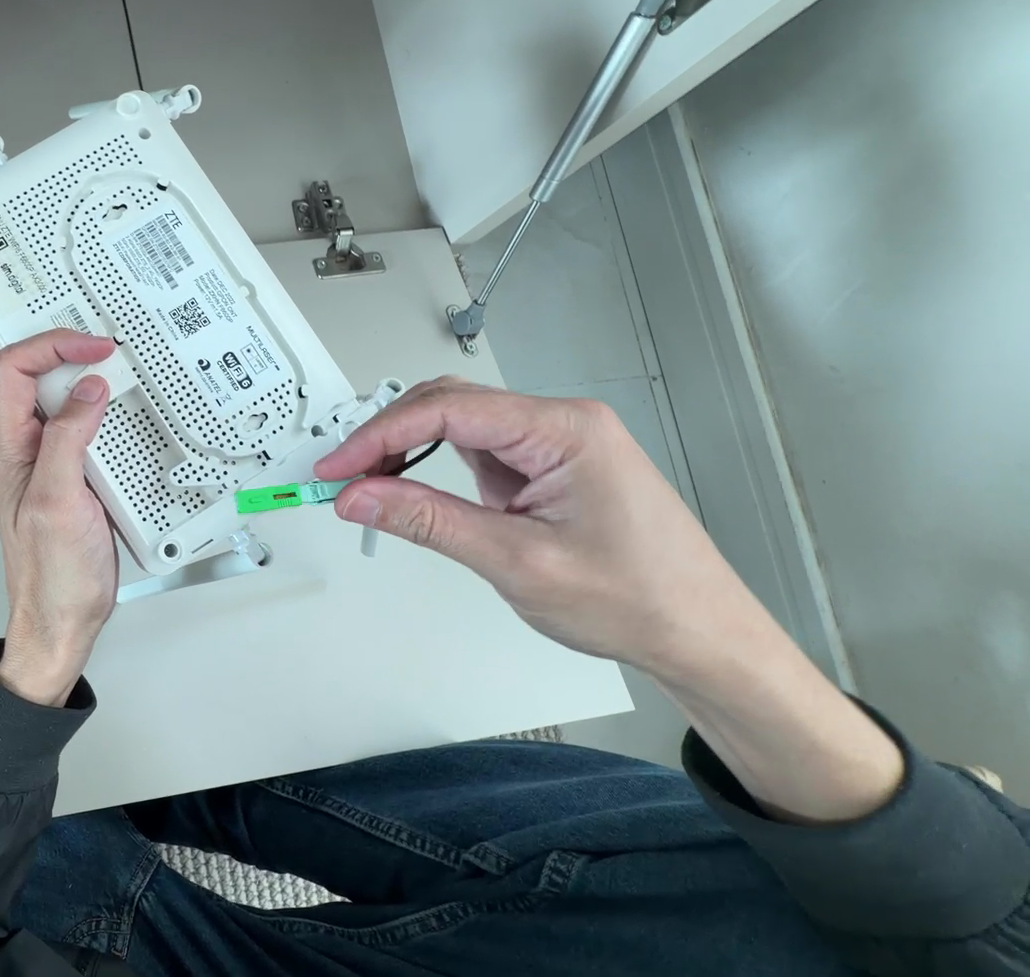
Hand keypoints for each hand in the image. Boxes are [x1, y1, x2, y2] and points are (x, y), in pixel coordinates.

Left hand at [0, 330, 119, 705]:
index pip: (16, 372)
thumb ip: (68, 440)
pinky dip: (118, 421)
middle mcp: (31, 448)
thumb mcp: (56, 502)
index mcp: (12, 448)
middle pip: (43, 378)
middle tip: (115, 348)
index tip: (93, 346)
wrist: (65, 620)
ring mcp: (59, 462)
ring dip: (101, 387)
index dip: (51, 347)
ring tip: (130, 375)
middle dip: (77, 355)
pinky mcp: (85, 477)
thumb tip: (88, 391)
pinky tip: (136, 421)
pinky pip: (98, 435)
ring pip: (74, 404)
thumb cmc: (49, 576)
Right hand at [316, 378, 752, 672]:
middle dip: (386, 435)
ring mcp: (552, 445)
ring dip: (405, 448)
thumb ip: (427, 521)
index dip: (379, 436)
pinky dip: (430, 465)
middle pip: (448, 404)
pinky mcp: (545, 467)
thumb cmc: (639, 598)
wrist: (702, 635)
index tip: (337, 468)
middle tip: (342, 476)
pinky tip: (407, 489)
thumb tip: (361, 497)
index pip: (447, 411)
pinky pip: (474, 450)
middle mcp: (560, 424)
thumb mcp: (516, 561)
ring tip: (365, 485)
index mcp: (564, 430)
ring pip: (457, 424)